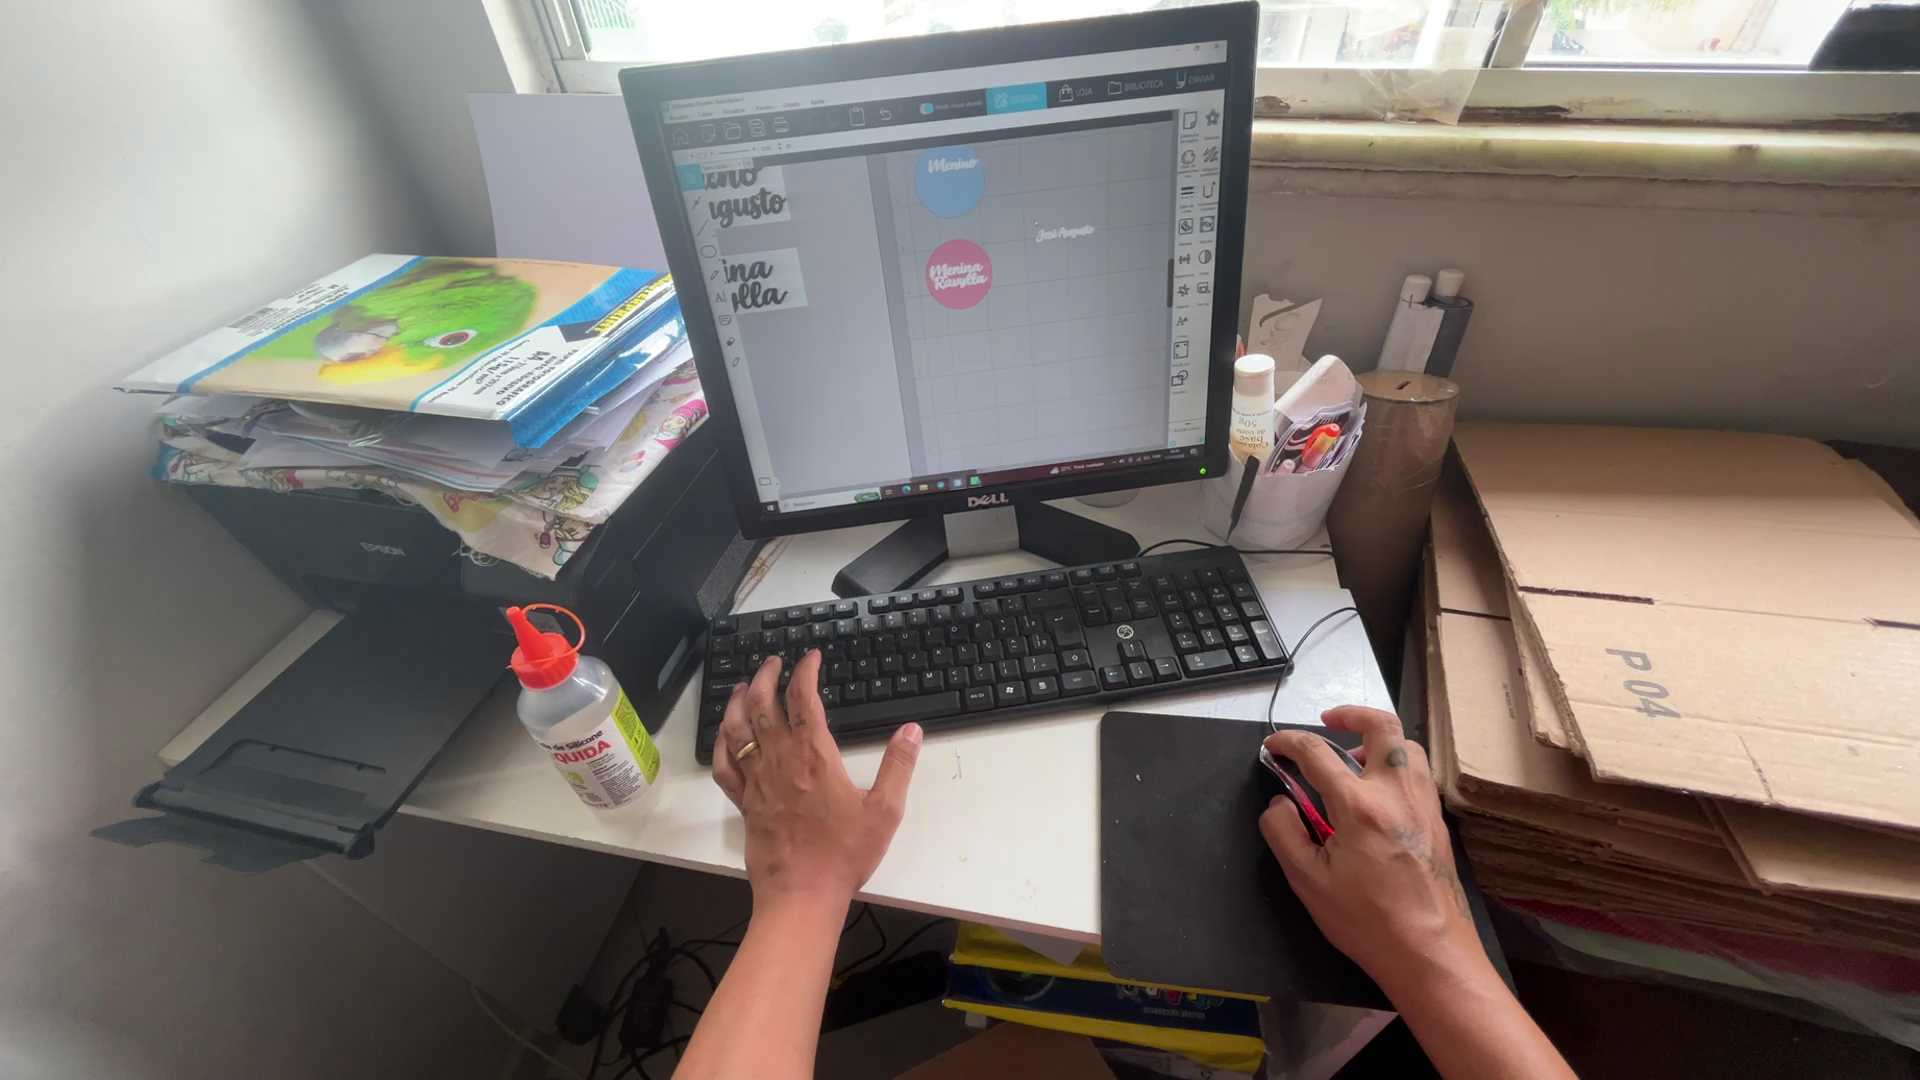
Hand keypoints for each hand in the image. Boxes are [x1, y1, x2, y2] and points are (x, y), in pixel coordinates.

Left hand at [712, 651, 921, 907]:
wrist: (802, 897)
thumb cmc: (843, 854)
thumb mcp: (884, 810)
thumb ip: (898, 766)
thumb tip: (911, 731)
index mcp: (814, 756)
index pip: (804, 699)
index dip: (805, 671)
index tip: (811, 657)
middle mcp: (780, 761)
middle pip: (763, 705)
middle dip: (766, 676)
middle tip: (773, 662)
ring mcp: (758, 782)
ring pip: (737, 729)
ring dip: (738, 701)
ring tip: (744, 685)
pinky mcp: (744, 803)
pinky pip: (724, 766)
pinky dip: (721, 744)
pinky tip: (725, 735)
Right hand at [1259, 705, 1486, 998]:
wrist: (1432, 958)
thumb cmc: (1366, 921)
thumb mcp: (1306, 880)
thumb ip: (1282, 831)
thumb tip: (1281, 803)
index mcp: (1359, 807)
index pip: (1316, 753)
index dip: (1288, 743)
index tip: (1273, 748)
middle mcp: (1397, 795)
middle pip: (1382, 727)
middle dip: (1350, 714)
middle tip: (1327, 723)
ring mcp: (1423, 806)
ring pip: (1408, 746)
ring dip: (1376, 740)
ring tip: (1350, 759)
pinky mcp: (1438, 823)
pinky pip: (1418, 773)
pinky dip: (1394, 764)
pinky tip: (1374, 790)